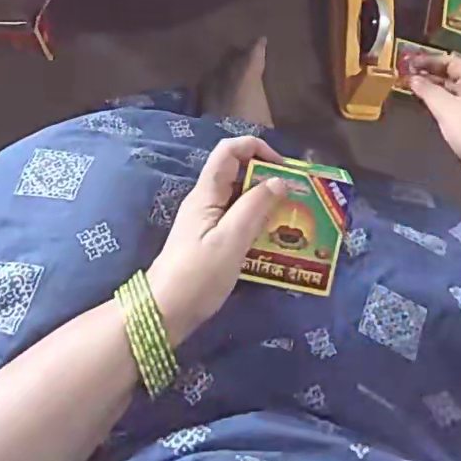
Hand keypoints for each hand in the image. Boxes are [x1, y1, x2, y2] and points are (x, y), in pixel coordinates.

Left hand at [145, 136, 288, 344]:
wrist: (164, 312)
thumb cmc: (197, 274)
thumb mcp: (231, 240)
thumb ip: (255, 207)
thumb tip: (279, 180)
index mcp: (207, 193)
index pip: (228, 151)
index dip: (256, 148)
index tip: (283, 167)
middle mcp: (206, 200)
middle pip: (237, 172)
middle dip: (267, 176)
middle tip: (295, 195)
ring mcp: (207, 220)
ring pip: (239, 197)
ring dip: (265, 201)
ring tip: (291, 216)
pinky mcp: (210, 239)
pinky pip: (237, 219)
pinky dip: (257, 221)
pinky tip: (273, 238)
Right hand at [408, 55, 460, 181]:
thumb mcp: (445, 107)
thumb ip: (427, 90)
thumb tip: (413, 78)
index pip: (453, 61)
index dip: (432, 60)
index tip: (412, 62)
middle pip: (454, 75)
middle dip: (431, 73)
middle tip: (409, 74)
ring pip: (454, 91)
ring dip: (435, 88)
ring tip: (414, 88)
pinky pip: (455, 105)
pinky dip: (441, 102)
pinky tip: (428, 105)